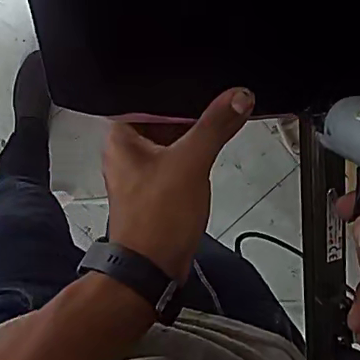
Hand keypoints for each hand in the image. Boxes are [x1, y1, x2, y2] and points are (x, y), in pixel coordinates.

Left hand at [102, 88, 253, 279]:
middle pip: (166, 117)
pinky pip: (179, 160)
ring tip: (216, 134)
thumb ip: (216, 126)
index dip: (182, 92)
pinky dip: (195, 156)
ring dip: (196, 137)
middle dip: (194, 115)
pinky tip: (208, 159)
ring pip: (175, 139)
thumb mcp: (191, 162)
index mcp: (121, 136)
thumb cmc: (155, 221)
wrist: (152, 268)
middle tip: (219, 111)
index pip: (154, 97)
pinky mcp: (158, 187)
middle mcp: (127, 151)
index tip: (211, 90)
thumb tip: (238, 97)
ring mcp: (142, 170)